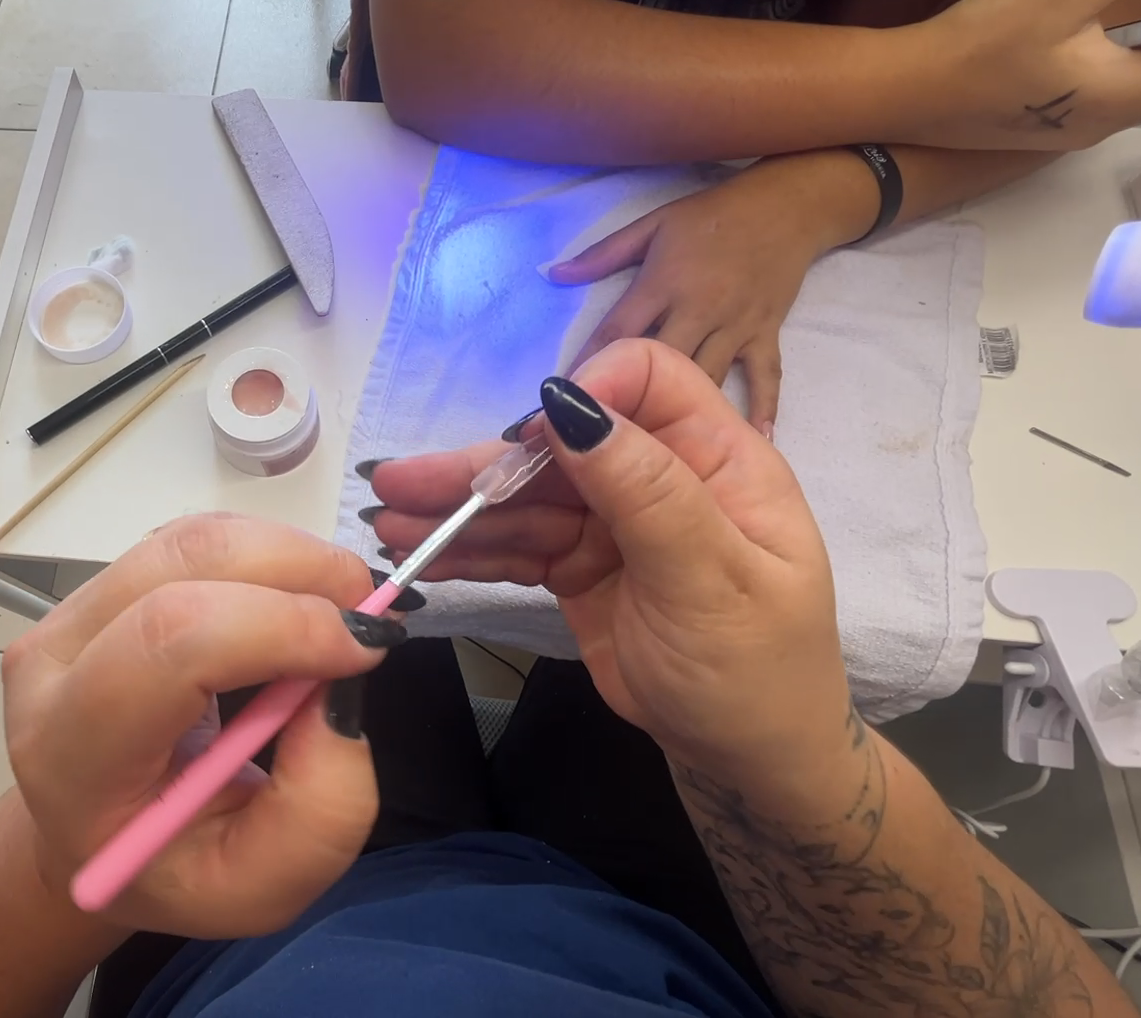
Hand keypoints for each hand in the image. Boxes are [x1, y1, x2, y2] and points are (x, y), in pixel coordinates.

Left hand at [2, 515, 387, 937]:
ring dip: (287, 555)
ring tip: (334, 608)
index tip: (367, 647)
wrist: (94, 830)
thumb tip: (341, 690)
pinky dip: (263, 553)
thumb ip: (319, 811)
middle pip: (183, 563)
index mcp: (73, 753)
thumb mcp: (259, 886)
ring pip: (192, 538)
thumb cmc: (169, 867)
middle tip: (370, 611)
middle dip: (300, 568)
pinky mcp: (99, 585)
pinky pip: (192, 541)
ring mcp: (68, 610)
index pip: (171, 644)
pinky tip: (288, 600)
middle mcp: (53, 661)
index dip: (282, 626)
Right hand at [365, 342, 850, 771]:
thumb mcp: (709, 580)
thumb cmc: (751, 671)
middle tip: (398, 483)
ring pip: (522, 502)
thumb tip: (570, 405)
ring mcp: (607, 524)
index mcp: (713, 460)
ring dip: (456, 513)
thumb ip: (644, 490)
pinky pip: (514, 548)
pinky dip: (469, 551)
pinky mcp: (573, 565)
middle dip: (478, 467)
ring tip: (389, 525)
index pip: (646, 382)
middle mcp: (654, 478)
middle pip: (556, 449)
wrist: (741, 757)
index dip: (585, 394)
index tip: (524, 439)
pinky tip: (421, 555)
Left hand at [549, 162, 854, 433]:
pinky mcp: (767, 335)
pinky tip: (753, 443)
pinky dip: (762, 408)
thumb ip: (602, 254)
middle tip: (594, 438)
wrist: (792, 202)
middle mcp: (699, 309)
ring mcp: (737, 325)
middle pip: (660, 363)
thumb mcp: (653, 225)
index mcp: (664, 283)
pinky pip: (767, 376)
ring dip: (682, 415)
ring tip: (652, 456)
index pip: (618, 331)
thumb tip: (553, 275)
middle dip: (628, 398)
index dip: (588, 366)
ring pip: (706, 377)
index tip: (559, 401)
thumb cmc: (712, 217)